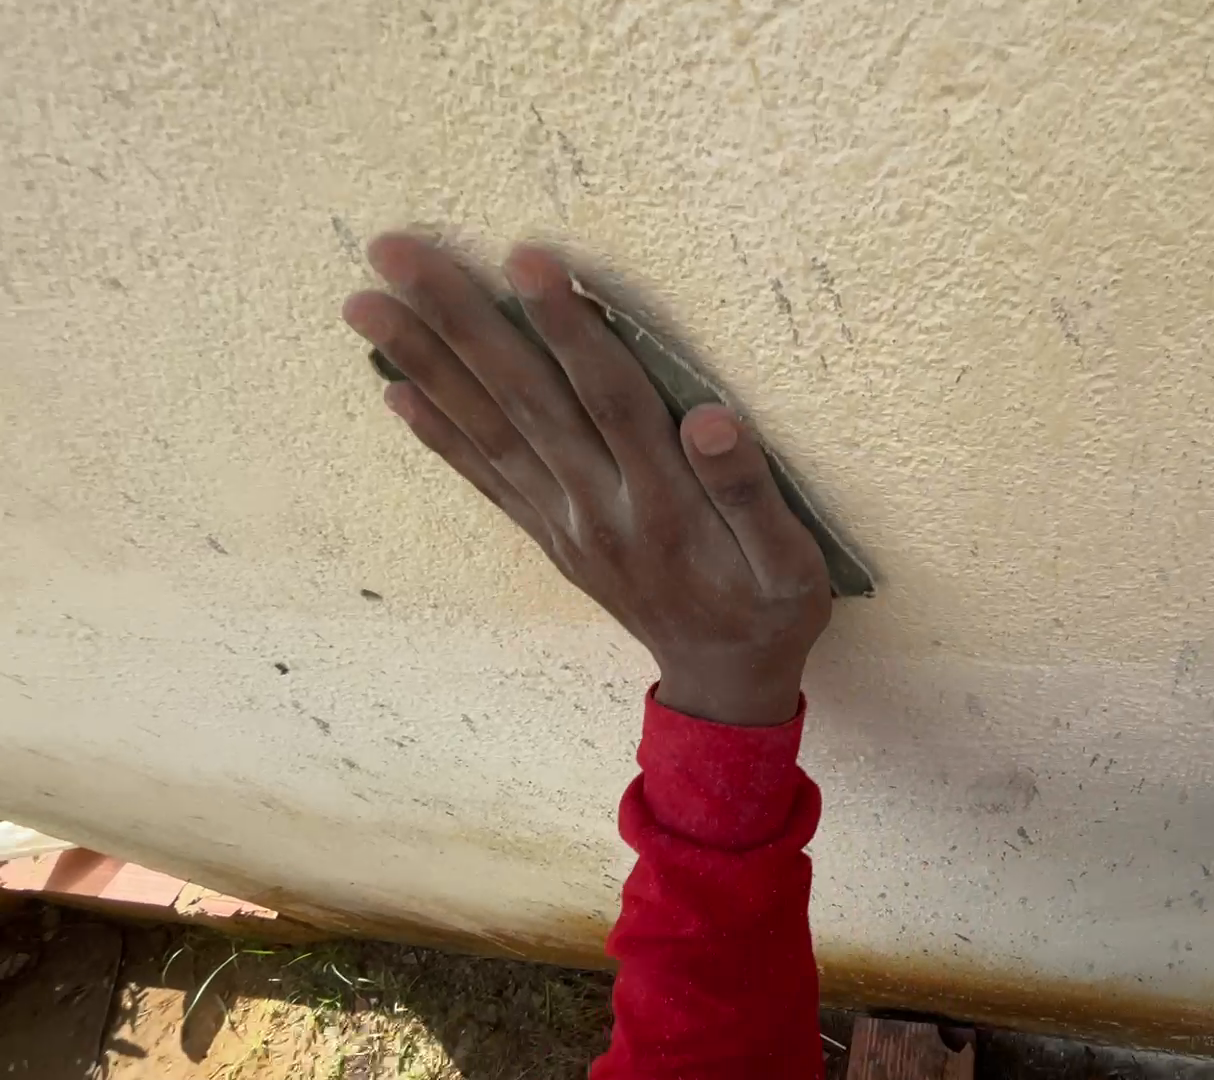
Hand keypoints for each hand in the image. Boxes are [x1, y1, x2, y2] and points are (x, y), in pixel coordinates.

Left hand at [341, 234, 830, 726]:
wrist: (724, 680)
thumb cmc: (770, 613)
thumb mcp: (792, 563)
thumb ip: (750, 492)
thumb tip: (711, 418)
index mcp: (666, 506)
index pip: (612, 403)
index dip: (573, 332)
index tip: (527, 260)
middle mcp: (603, 510)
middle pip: (530, 406)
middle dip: (465, 326)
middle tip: (395, 253)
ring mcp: (571, 528)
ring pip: (494, 437)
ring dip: (429, 369)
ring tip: (365, 308)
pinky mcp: (557, 543)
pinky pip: (491, 486)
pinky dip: (443, 439)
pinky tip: (399, 396)